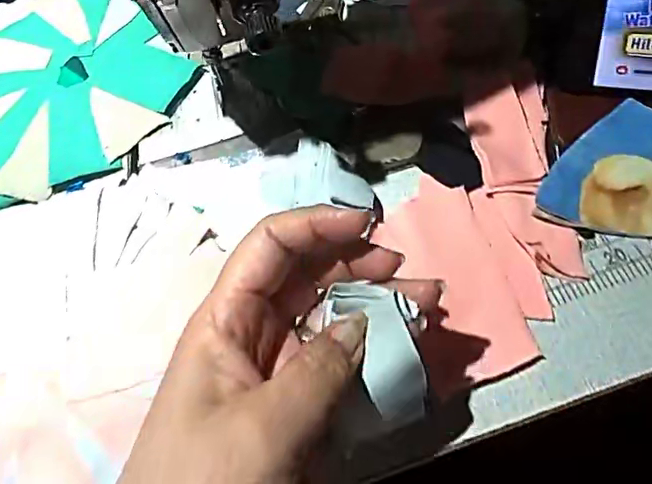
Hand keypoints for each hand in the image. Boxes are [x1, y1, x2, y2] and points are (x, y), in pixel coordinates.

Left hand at [120, 206, 440, 483]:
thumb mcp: (262, 428)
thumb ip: (320, 370)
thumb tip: (363, 324)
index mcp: (227, 318)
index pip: (272, 244)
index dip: (318, 222)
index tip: (366, 223)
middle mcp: (252, 331)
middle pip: (309, 272)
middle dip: (359, 260)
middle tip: (404, 268)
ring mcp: (276, 368)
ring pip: (330, 313)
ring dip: (377, 301)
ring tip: (424, 301)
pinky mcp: (295, 405)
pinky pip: (338, 359)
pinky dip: (373, 347)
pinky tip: (404, 343)